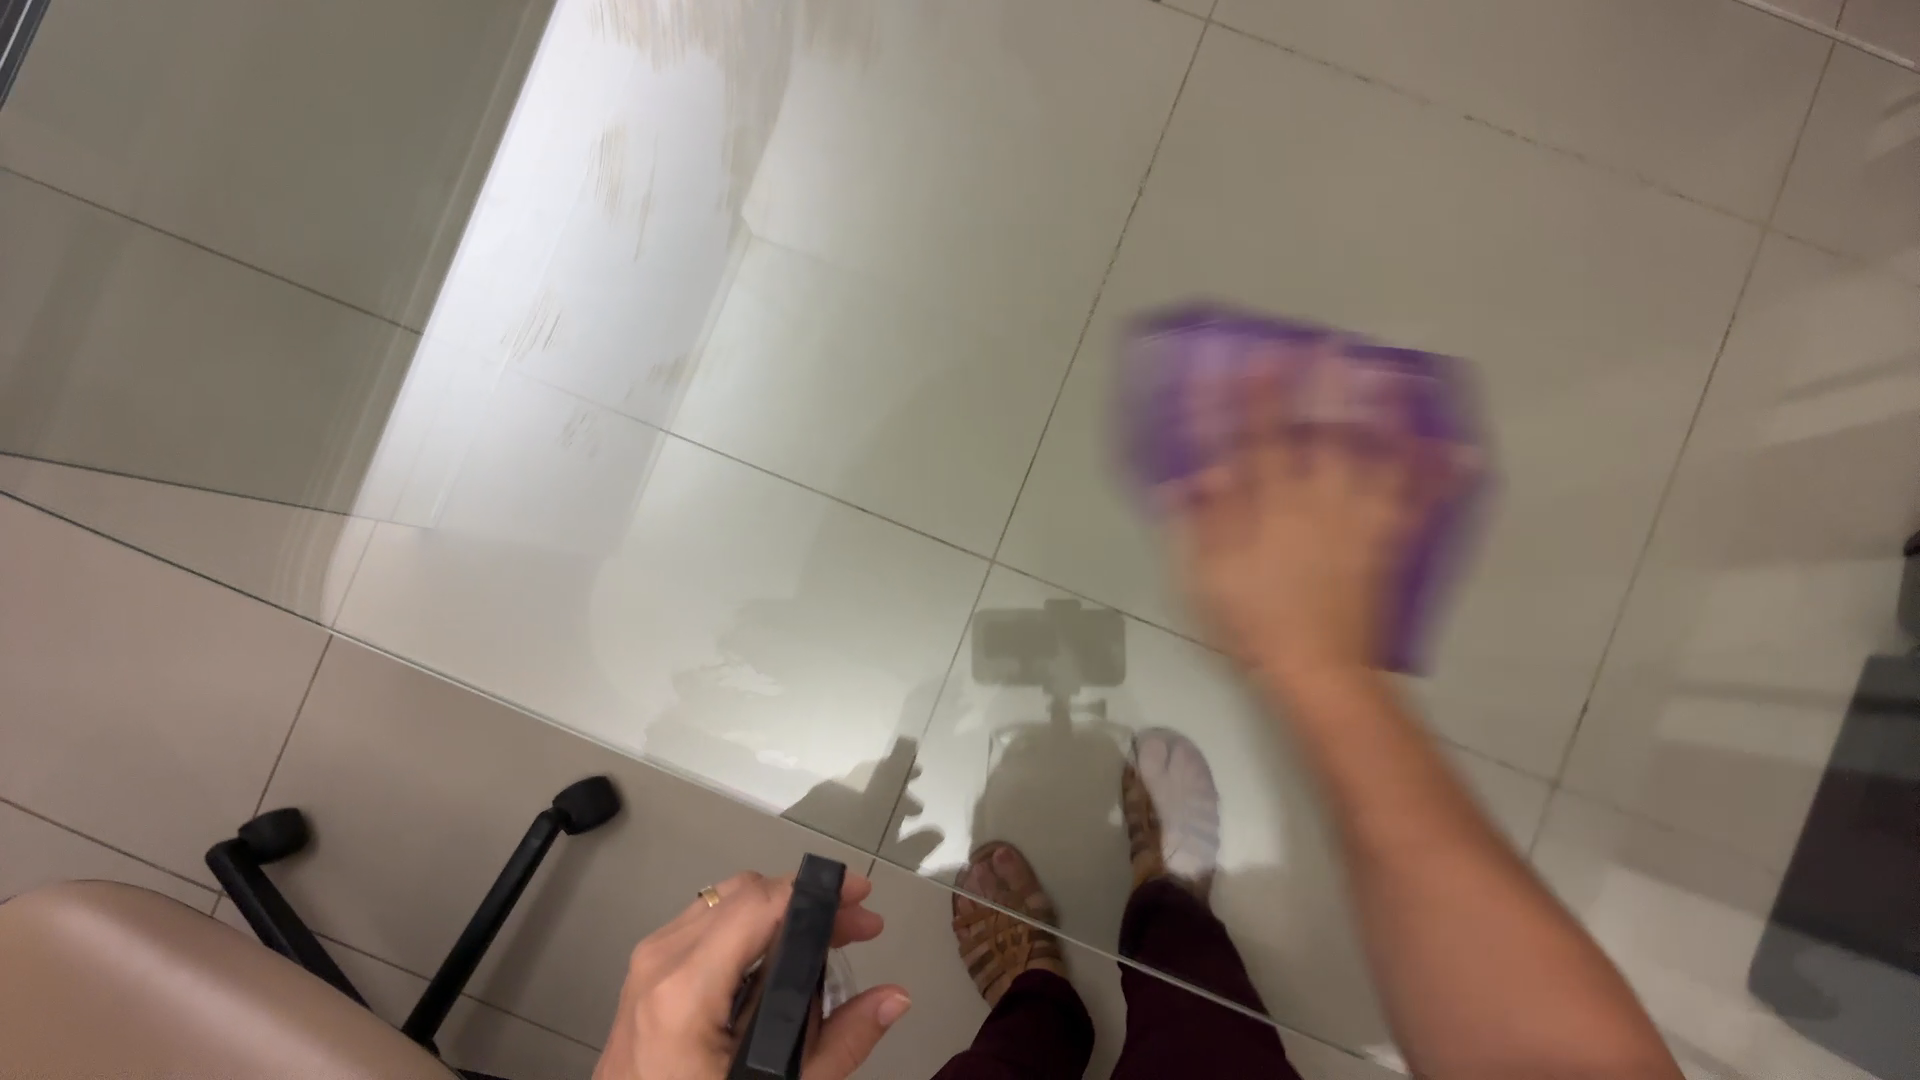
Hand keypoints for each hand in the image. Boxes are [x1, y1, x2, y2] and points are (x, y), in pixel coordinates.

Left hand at [593, 870, 910, 1079]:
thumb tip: (896, 997)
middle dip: (808, 901)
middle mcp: (660, 960)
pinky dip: (749, 927)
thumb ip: (840, 1044)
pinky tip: (779, 958)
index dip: (818, 890)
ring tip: (826, 941)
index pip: (760, 903)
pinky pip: (705, 923)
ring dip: (781, 911)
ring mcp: (647, 964)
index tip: (863, 898)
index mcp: (685, 990)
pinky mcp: (644, 976)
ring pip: (725, 901)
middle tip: (857, 930)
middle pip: (746, 893)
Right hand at [1164, 352, 1452, 694]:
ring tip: (1395, 374)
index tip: (1254, 357)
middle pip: (1322, 436)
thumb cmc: (1250, 621)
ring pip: (1375, 458)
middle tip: (1331, 345)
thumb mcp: (1205, 576)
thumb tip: (1188, 476)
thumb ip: (1201, 523)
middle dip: (1323, 388)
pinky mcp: (1387, 544)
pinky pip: (1418, 505)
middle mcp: (1316, 504)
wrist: (1315, 669)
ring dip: (1386, 414)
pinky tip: (1461, 451)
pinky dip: (1441, 477)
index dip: (1253, 399)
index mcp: (1269, 510)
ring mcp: (1358, 521)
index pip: (1258, 442)